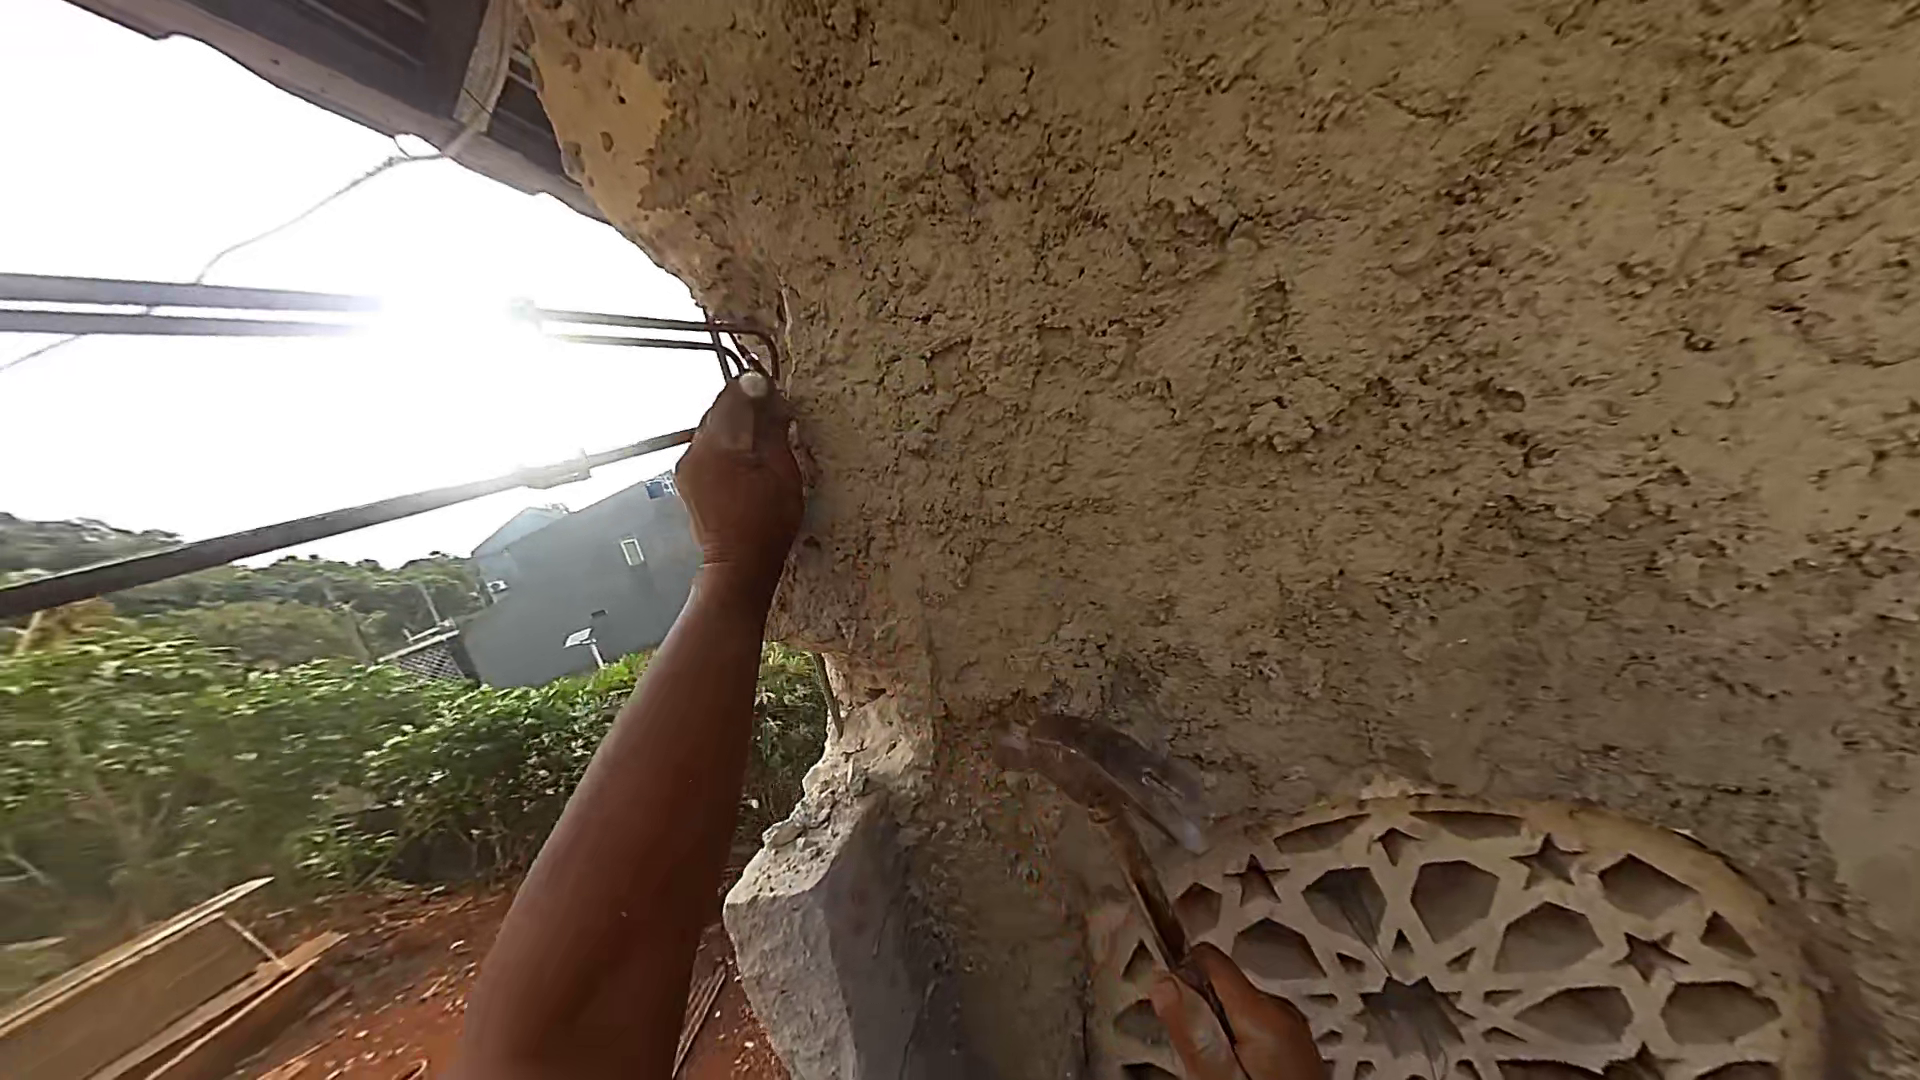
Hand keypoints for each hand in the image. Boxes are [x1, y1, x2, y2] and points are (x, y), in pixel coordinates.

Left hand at [675, 374, 803, 598]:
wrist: (739, 564)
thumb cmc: (767, 523)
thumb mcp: (783, 472)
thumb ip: (773, 430)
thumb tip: (771, 399)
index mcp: (718, 445)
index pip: (734, 397)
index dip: (756, 388)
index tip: (775, 389)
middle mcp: (695, 450)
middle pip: (720, 411)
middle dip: (746, 407)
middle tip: (774, 414)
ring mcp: (688, 467)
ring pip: (713, 429)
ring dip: (737, 426)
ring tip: (762, 439)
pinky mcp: (689, 481)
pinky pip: (708, 450)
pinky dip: (727, 446)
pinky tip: (746, 459)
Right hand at [1149, 944, 1325, 1079]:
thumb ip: (1192, 1030)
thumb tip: (1163, 981)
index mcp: (1264, 1012)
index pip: (1205, 957)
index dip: (1181, 979)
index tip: (1175, 1013)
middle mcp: (1283, 1011)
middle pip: (1218, 980)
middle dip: (1199, 1009)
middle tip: (1197, 1057)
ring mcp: (1293, 1031)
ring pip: (1232, 1003)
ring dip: (1216, 1028)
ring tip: (1218, 1071)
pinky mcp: (1295, 1049)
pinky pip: (1251, 1024)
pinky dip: (1236, 1042)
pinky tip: (1237, 1074)